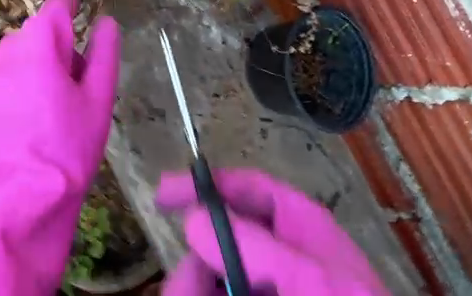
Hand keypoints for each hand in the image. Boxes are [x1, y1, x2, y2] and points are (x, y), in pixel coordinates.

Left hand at [0, 0, 120, 194]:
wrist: (17, 198)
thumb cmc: (66, 148)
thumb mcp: (99, 101)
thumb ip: (104, 54)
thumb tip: (106, 22)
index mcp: (39, 42)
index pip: (57, 6)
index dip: (71, 11)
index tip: (80, 22)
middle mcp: (5, 46)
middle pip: (37, 35)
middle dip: (53, 53)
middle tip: (66, 94)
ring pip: (14, 56)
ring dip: (28, 69)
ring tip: (39, 113)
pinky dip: (5, 85)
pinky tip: (14, 119)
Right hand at [156, 169, 386, 295]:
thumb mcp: (308, 279)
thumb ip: (255, 247)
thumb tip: (196, 218)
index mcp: (300, 229)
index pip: (248, 188)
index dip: (206, 186)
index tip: (163, 196)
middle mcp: (283, 257)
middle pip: (222, 241)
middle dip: (196, 265)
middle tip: (184, 291)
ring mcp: (272, 289)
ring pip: (215, 280)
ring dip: (196, 291)